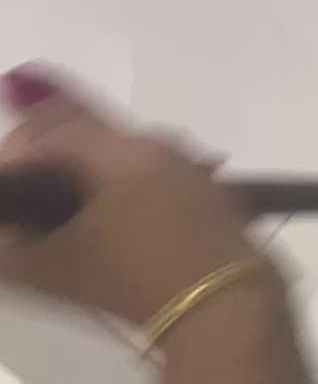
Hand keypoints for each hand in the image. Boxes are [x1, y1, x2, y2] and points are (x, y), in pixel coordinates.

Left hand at [0, 65, 269, 326]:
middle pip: (59, 172)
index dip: (73, 137)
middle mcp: (18, 253)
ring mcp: (68, 262)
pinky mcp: (115, 265)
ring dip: (152, 171)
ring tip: (200, 177)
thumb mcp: (126, 164)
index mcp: (4, 234)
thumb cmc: (170, 233)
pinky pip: (125, 212)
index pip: (20, 155)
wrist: (230, 301)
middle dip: (121, 154)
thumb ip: (72, 123)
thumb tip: (20, 81)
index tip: (126, 143)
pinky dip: (163, 196)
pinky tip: (202, 193)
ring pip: (101, 189)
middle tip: (170, 161)